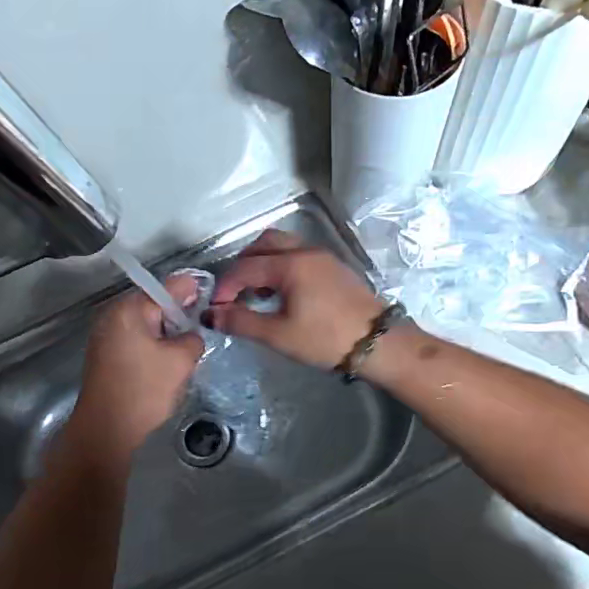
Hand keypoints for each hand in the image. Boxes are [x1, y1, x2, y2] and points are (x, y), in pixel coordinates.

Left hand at [64, 274, 204, 460]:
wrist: (105, 430)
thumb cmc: (143, 391)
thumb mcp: (180, 362)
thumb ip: (192, 338)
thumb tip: (189, 335)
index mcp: (129, 309)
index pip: (166, 287)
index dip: (191, 290)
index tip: (208, 300)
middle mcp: (112, 316)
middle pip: (153, 304)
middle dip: (177, 317)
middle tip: (197, 334)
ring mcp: (105, 336)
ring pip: (145, 325)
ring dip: (165, 335)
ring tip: (183, 353)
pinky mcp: (104, 355)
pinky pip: (134, 340)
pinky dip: (151, 347)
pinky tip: (163, 365)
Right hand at [205, 230, 383, 367]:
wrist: (378, 343)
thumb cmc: (325, 340)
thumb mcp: (278, 334)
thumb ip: (241, 321)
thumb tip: (211, 315)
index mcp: (290, 265)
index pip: (245, 267)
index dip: (225, 287)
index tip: (215, 308)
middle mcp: (305, 252)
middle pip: (263, 245)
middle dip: (242, 266)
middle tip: (233, 293)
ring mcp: (322, 257)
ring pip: (282, 247)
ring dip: (262, 263)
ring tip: (255, 293)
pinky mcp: (334, 268)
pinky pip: (298, 256)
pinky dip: (280, 266)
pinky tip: (280, 293)